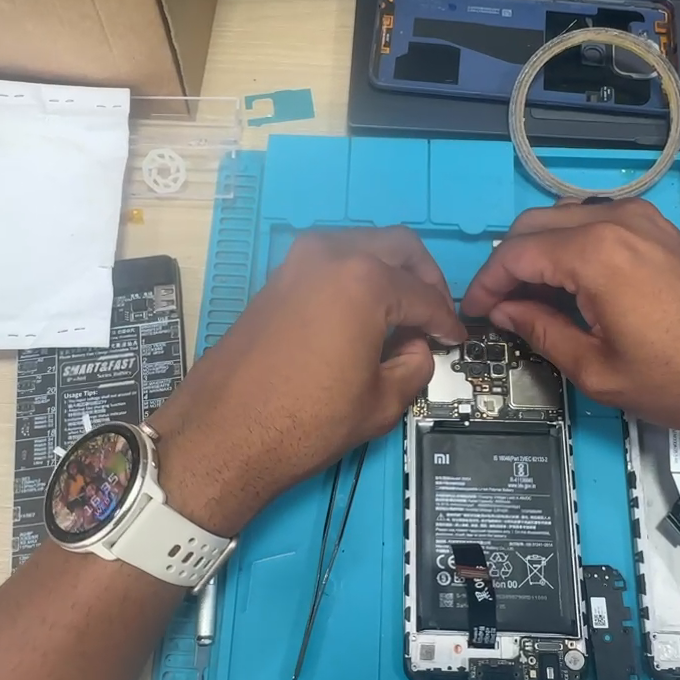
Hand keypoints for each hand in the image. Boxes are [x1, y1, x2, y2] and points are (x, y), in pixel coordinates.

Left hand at [149, 228, 464, 536]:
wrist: (223, 434)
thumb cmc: (306, 422)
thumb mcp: (380, 402)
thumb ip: (413, 366)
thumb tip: (417, 348)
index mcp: (365, 280)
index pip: (423, 295)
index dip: (446, 320)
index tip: (455, 338)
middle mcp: (331, 254)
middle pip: (397, 247)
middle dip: (424, 277)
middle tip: (433, 313)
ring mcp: (296, 262)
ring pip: (360, 246)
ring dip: (388, 270)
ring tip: (401, 313)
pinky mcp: (276, 279)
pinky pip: (330, 263)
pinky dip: (354, 277)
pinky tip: (362, 314)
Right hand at [460, 200, 679, 444]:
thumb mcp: (599, 370)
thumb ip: (541, 331)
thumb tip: (507, 312)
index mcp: (595, 254)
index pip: (514, 253)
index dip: (484, 284)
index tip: (474, 312)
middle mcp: (619, 223)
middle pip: (535, 225)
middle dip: (507, 264)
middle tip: (498, 308)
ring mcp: (648, 223)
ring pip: (567, 220)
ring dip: (540, 253)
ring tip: (534, 302)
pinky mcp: (667, 235)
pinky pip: (602, 227)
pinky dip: (574, 250)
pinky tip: (576, 290)